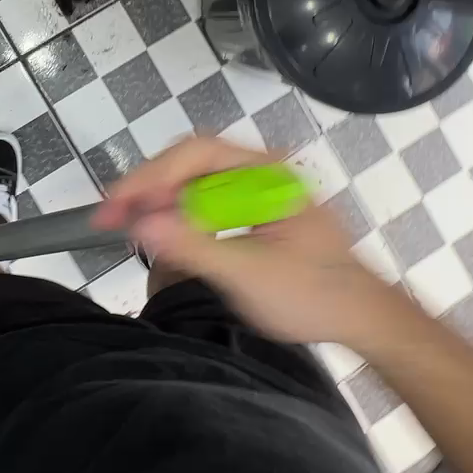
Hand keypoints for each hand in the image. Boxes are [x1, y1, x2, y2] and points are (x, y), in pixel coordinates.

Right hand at [94, 137, 411, 345]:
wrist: (364, 319)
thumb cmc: (315, 296)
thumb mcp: (250, 275)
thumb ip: (193, 246)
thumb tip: (139, 222)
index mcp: (266, 172)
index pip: (196, 153)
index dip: (151, 175)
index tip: (117, 204)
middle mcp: (260, 169)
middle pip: (189, 161)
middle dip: (147, 186)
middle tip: (108, 216)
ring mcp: (256, 187)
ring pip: (193, 179)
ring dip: (157, 199)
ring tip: (121, 222)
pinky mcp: (251, 209)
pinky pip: (204, 199)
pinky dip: (175, 213)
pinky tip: (157, 231)